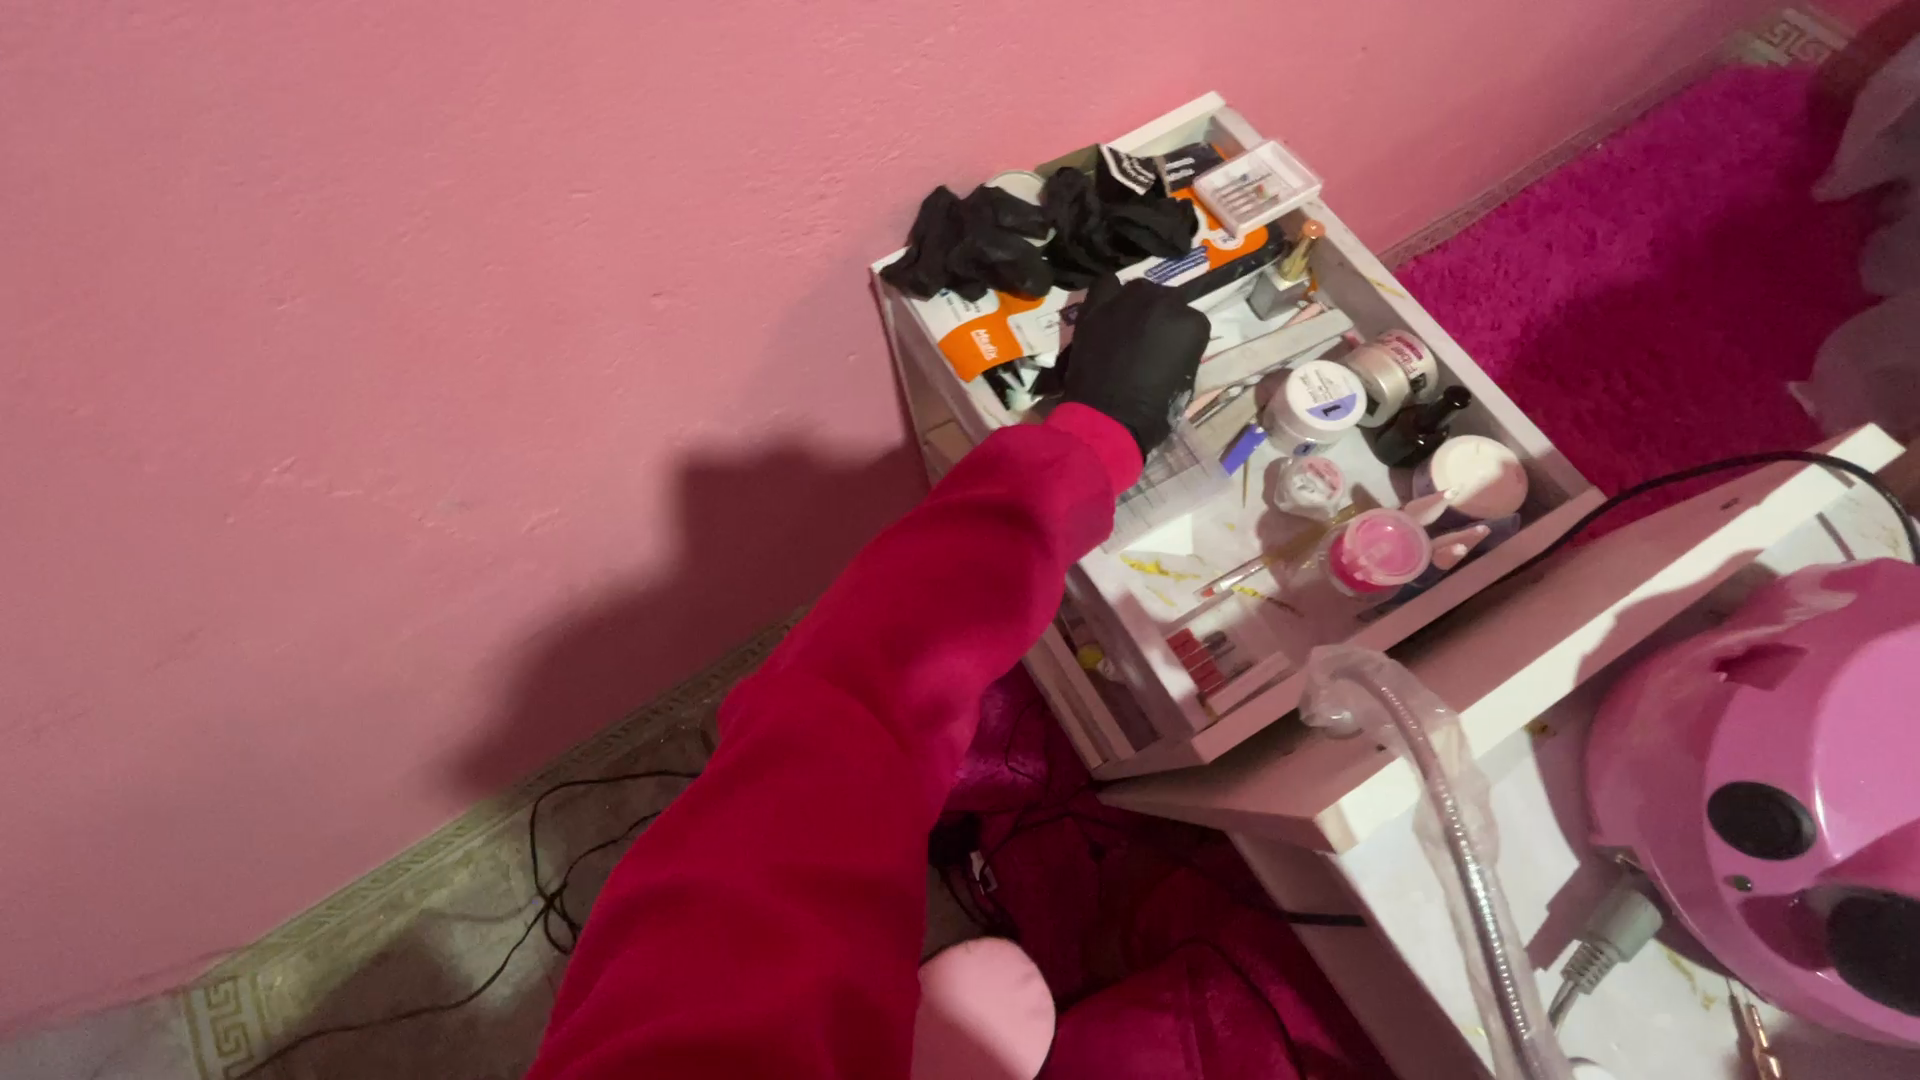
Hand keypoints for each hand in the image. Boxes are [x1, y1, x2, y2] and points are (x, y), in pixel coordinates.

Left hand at [1061, 275, 1209, 453]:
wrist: (1106, 419)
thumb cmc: (1151, 413)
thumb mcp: (1184, 384)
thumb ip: (1182, 353)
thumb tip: (1170, 347)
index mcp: (1192, 323)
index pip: (1191, 321)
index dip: (1178, 339)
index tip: (1168, 355)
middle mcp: (1165, 302)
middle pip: (1167, 300)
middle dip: (1159, 320)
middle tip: (1145, 344)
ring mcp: (1128, 300)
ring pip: (1138, 290)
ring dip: (1136, 306)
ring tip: (1125, 330)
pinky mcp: (1096, 307)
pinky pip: (1105, 284)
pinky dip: (1108, 294)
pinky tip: (1107, 311)